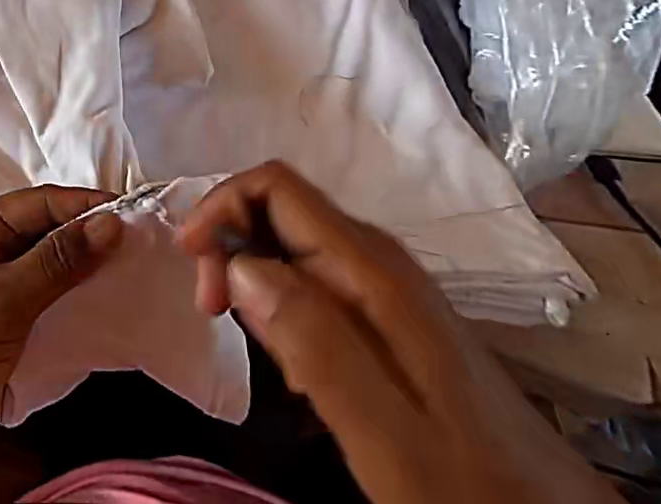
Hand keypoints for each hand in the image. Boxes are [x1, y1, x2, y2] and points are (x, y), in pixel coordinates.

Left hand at [0, 186, 124, 503]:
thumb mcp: (6, 298)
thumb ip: (58, 259)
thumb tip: (111, 222)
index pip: (44, 201)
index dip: (89, 206)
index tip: (139, 214)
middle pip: (51, 227)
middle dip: (93, 234)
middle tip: (144, 243)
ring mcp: (1, 278)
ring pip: (55, 259)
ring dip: (89, 264)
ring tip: (136, 268)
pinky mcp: (11, 312)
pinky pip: (52, 290)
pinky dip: (78, 291)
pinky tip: (108, 297)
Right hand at [179, 162, 623, 503]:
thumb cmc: (465, 482)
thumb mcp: (385, 432)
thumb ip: (313, 342)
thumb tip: (241, 266)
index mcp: (371, 268)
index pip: (275, 186)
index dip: (222, 208)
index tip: (195, 266)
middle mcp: (374, 258)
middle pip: (276, 206)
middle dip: (228, 242)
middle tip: (212, 309)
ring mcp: (381, 283)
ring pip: (287, 239)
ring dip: (246, 271)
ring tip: (243, 333)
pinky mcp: (382, 310)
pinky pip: (307, 275)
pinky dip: (274, 297)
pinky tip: (284, 350)